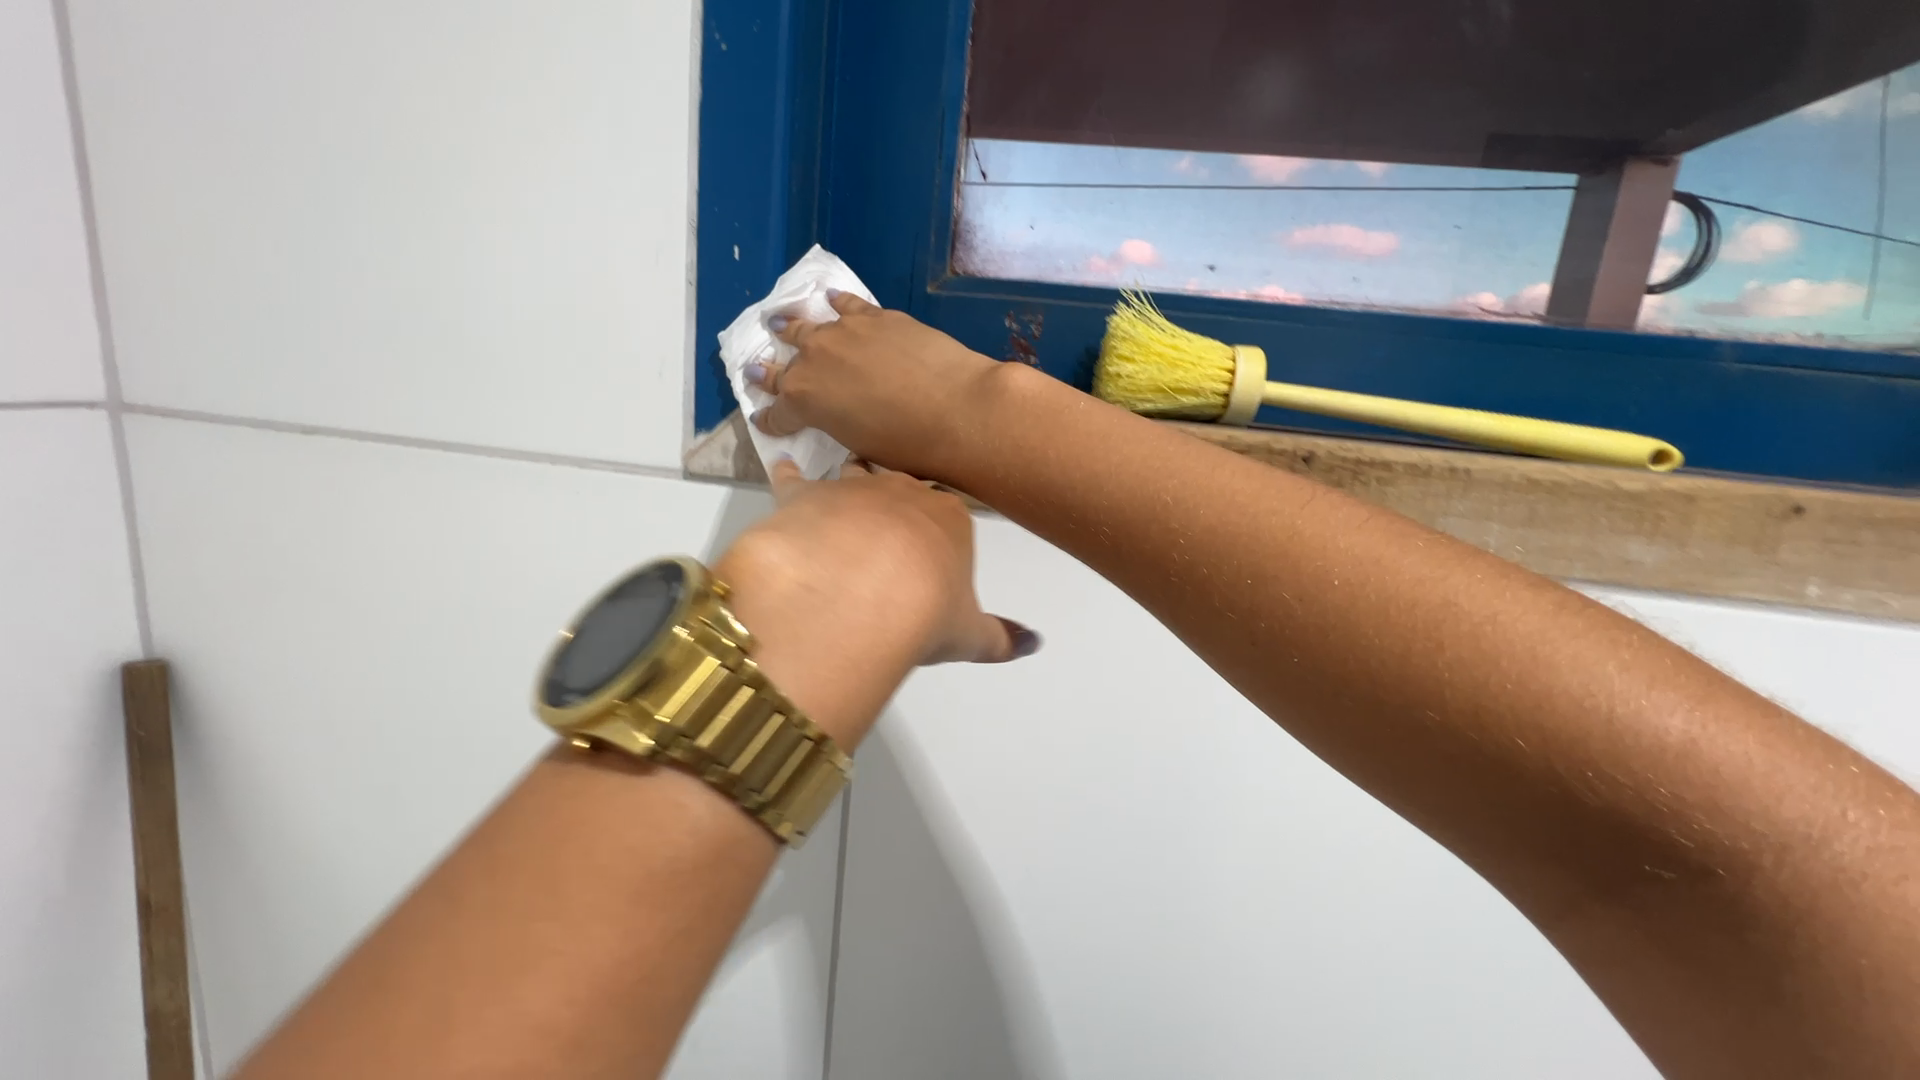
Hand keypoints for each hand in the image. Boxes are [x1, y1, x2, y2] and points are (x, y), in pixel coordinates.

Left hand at [715, 458, 1038, 745]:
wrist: (859, 597)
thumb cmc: (925, 612)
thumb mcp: (970, 634)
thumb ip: (1002, 637)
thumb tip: (1035, 643)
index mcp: (950, 518)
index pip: (950, 514)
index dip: (938, 535)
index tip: (929, 558)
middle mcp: (902, 492)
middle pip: (904, 488)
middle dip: (898, 505)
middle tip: (886, 534)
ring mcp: (850, 489)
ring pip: (853, 473)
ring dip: (850, 484)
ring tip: (843, 504)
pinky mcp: (802, 496)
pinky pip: (793, 478)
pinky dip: (788, 477)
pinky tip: (783, 471)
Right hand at [747, 292, 1003, 480]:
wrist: (954, 407)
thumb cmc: (907, 444)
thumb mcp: (861, 446)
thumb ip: (842, 427)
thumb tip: (845, 419)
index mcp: (805, 402)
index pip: (778, 414)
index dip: (770, 420)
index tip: (764, 421)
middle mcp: (813, 361)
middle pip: (785, 367)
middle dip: (768, 372)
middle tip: (755, 370)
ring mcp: (843, 333)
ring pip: (806, 327)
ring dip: (790, 327)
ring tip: (777, 321)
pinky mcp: (875, 316)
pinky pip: (847, 305)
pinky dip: (837, 304)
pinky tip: (831, 299)